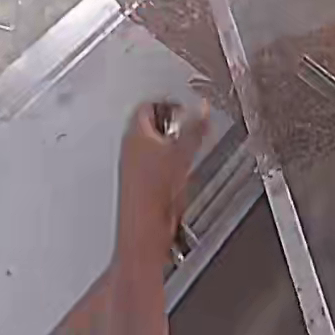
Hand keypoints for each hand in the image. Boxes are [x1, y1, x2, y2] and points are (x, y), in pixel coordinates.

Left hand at [116, 100, 208, 255]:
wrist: (145, 232)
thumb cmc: (155, 192)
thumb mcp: (183, 152)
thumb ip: (195, 128)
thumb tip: (203, 108)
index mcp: (135, 134)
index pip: (147, 106)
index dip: (167, 103)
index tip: (184, 106)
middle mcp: (130, 148)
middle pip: (149, 124)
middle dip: (170, 121)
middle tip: (188, 121)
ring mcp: (133, 167)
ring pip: (152, 143)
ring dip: (170, 140)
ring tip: (188, 143)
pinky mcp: (140, 184)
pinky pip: (154, 161)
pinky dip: (168, 158)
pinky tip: (181, 167)